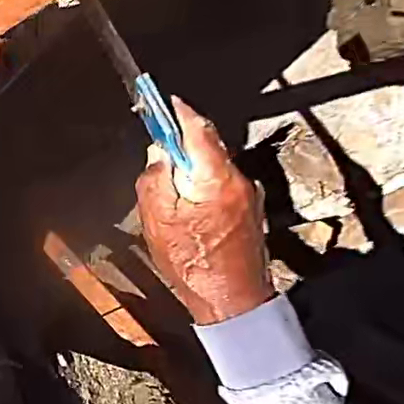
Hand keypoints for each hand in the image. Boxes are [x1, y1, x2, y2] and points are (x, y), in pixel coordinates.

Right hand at [135, 98, 273, 324]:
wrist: (232, 302)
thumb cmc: (196, 266)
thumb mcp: (158, 221)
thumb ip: (154, 180)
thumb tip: (158, 155)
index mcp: (215, 178)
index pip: (197, 128)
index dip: (178, 112)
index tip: (164, 101)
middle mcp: (238, 181)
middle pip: (207, 145)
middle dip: (182, 144)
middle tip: (160, 149)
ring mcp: (248, 196)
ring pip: (214, 166)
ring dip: (192, 168)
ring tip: (172, 194)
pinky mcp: (250, 210)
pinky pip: (223, 184)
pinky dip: (204, 185)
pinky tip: (189, 210)